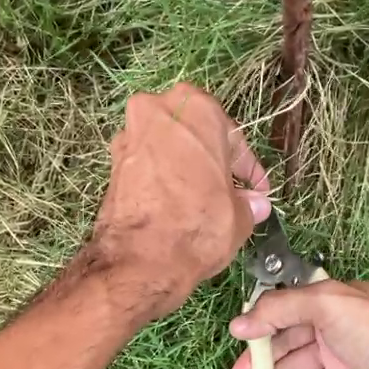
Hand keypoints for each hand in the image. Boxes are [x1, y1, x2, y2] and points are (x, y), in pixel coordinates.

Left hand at [88, 83, 270, 319]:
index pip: (232, 136)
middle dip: (211, 163)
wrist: (142, 260)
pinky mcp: (112, 165)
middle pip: (193, 136)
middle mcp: (157, 110)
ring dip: (183, 171)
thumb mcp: (238, 217)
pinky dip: (160, 183)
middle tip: (228, 193)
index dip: (247, 169)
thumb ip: (248, 204)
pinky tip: (173, 209)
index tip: (256, 191)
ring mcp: (129, 136)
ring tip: (200, 204)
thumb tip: (255, 204)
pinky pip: (146, 169)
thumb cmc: (197, 227)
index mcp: (196, 107)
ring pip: (166, 150)